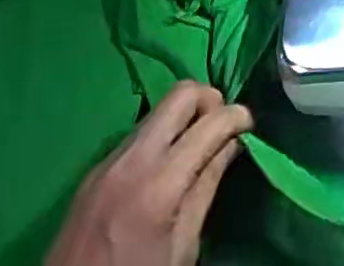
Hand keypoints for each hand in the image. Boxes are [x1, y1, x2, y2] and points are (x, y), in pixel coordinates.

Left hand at [45, 81, 252, 265]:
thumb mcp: (183, 249)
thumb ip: (207, 188)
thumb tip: (232, 144)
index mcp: (158, 185)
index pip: (210, 122)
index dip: (238, 116)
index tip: (249, 127)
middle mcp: (131, 159)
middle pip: (181, 94)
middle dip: (210, 101)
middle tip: (222, 130)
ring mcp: (108, 161)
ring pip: (159, 110)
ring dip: (185, 118)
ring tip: (196, 149)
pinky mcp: (94, 170)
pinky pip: (139, 133)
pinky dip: (162, 137)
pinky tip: (166, 168)